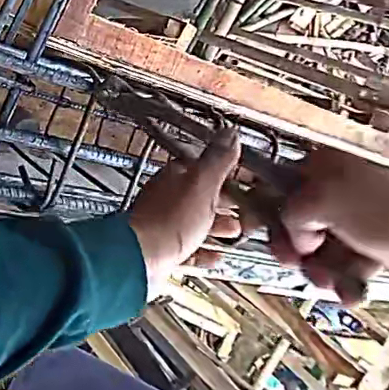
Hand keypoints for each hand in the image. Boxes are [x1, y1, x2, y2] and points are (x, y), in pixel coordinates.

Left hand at [128, 127, 241, 298]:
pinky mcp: (162, 249)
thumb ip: (217, 161)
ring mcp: (162, 224)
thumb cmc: (171, 219)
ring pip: (193, 222)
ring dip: (215, 225)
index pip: (202, 170)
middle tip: (245, 209)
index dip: (225, 176)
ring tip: (235, 231)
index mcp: (174, 178)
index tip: (245, 182)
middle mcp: (165, 198)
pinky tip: (215, 256)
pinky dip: (203, 250)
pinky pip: (187, 248)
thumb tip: (229, 133)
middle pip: (198, 197)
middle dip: (223, 202)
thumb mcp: (202, 185)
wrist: (143, 255)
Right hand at [274, 149, 388, 299]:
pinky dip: (345, 277)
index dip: (266, 208)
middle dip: (297, 248)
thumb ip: (291, 211)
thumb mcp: (324, 204)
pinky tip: (350, 289)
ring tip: (329, 283)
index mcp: (326, 162)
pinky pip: (346, 259)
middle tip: (295, 262)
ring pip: (320, 245)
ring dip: (320, 269)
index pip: (277, 182)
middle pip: (296, 219)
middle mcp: (340, 184)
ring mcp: (359, 214)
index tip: (259, 229)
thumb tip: (290, 230)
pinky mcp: (377, 240)